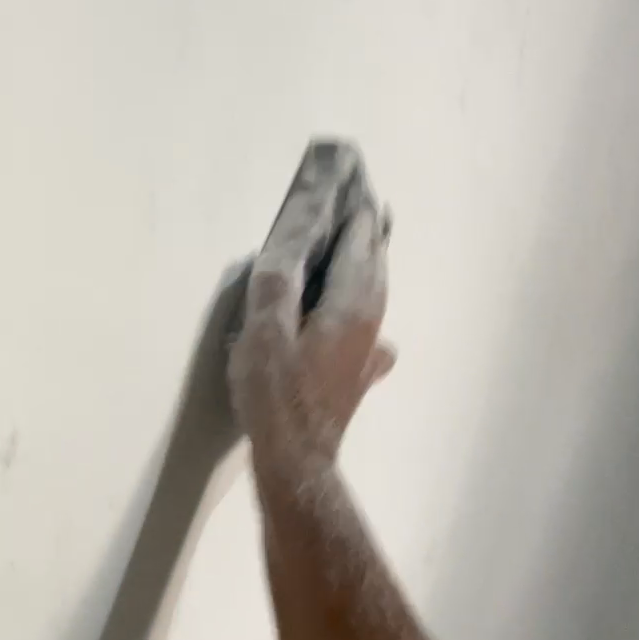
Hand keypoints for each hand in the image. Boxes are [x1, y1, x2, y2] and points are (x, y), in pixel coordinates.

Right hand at [228, 195, 395, 478]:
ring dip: (369, 267)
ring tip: (365, 249)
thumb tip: (290, 241)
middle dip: (368, 234)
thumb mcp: (263, 334)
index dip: (352, 213)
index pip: (357, 244)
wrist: (296, 457)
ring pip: (375, 296)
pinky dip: (364, 310)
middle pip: (374, 266)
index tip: (351, 182)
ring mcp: (367, 350)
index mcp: (350, 303)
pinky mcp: (357, 375)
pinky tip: (367, 329)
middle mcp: (370, 321)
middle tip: (365, 205)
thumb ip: (276, 285)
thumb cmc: (277, 394)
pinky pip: (367, 327)